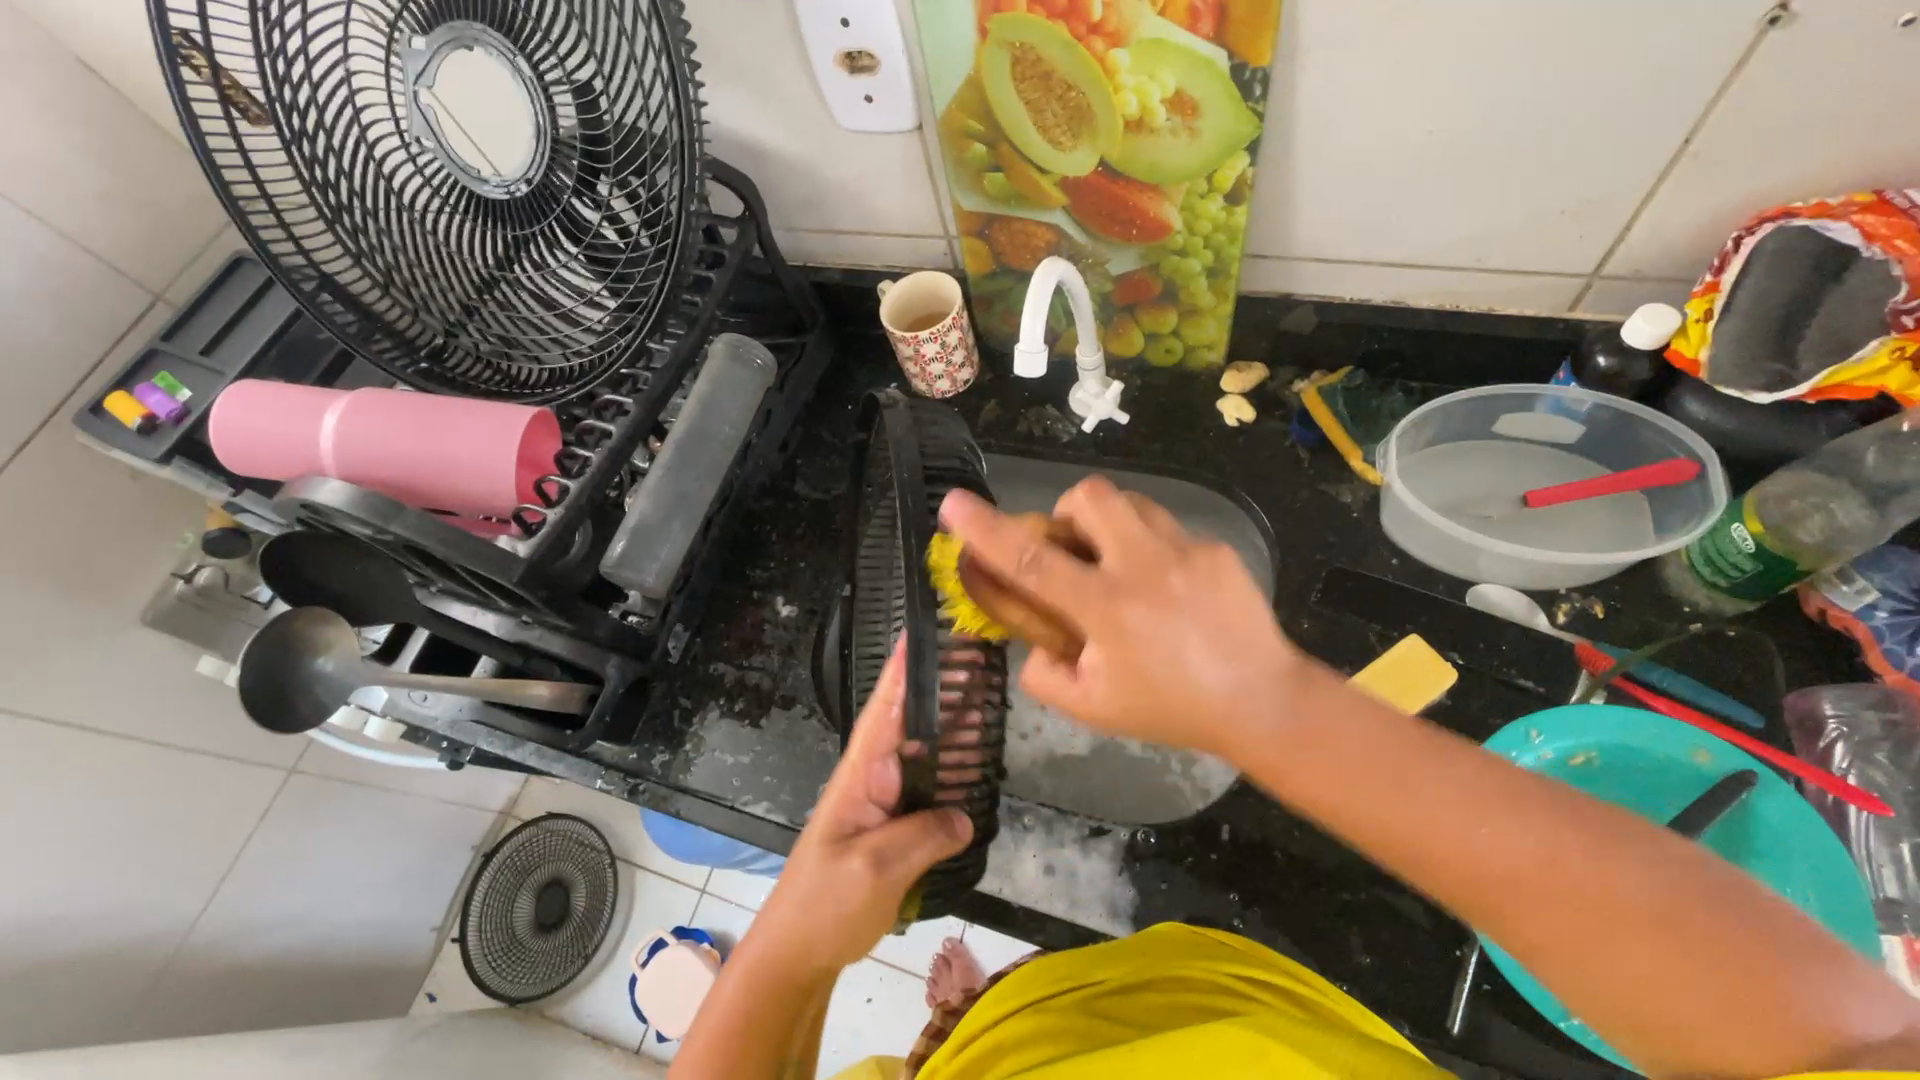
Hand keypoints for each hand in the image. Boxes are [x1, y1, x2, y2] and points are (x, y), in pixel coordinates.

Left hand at [744, 643, 973, 979]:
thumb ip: (922, 837)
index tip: (925, 633)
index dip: (903, 672)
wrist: (798, 954)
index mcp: (860, 777)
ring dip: (952, 732)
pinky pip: (928, 796)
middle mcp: (873, 782)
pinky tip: (978, 772)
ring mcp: (883, 808)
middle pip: (911, 727)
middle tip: (981, 664)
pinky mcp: (894, 834)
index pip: (884, 711)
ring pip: (923, 759)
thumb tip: (964, 816)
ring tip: (989, 704)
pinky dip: (953, 779)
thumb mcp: (874, 870)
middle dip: (941, 693)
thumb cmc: (825, 905)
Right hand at [939, 476, 1303, 757]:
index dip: (986, 530)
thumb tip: (1033, 643)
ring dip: (1110, 524)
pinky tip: (1169, 589)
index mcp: (1106, 608)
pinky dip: (1152, 549)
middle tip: (1073, 548)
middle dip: (1067, 511)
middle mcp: (1143, 566)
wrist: (1261, 701)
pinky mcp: (1216, 548)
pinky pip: (1168, 529)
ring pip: (1130, 502)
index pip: (1031, 560)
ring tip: (1120, 564)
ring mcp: (1186, 550)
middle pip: (1089, 496)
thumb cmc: (1170, 709)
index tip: (954, 502)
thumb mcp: (1093, 708)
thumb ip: (1046, 676)